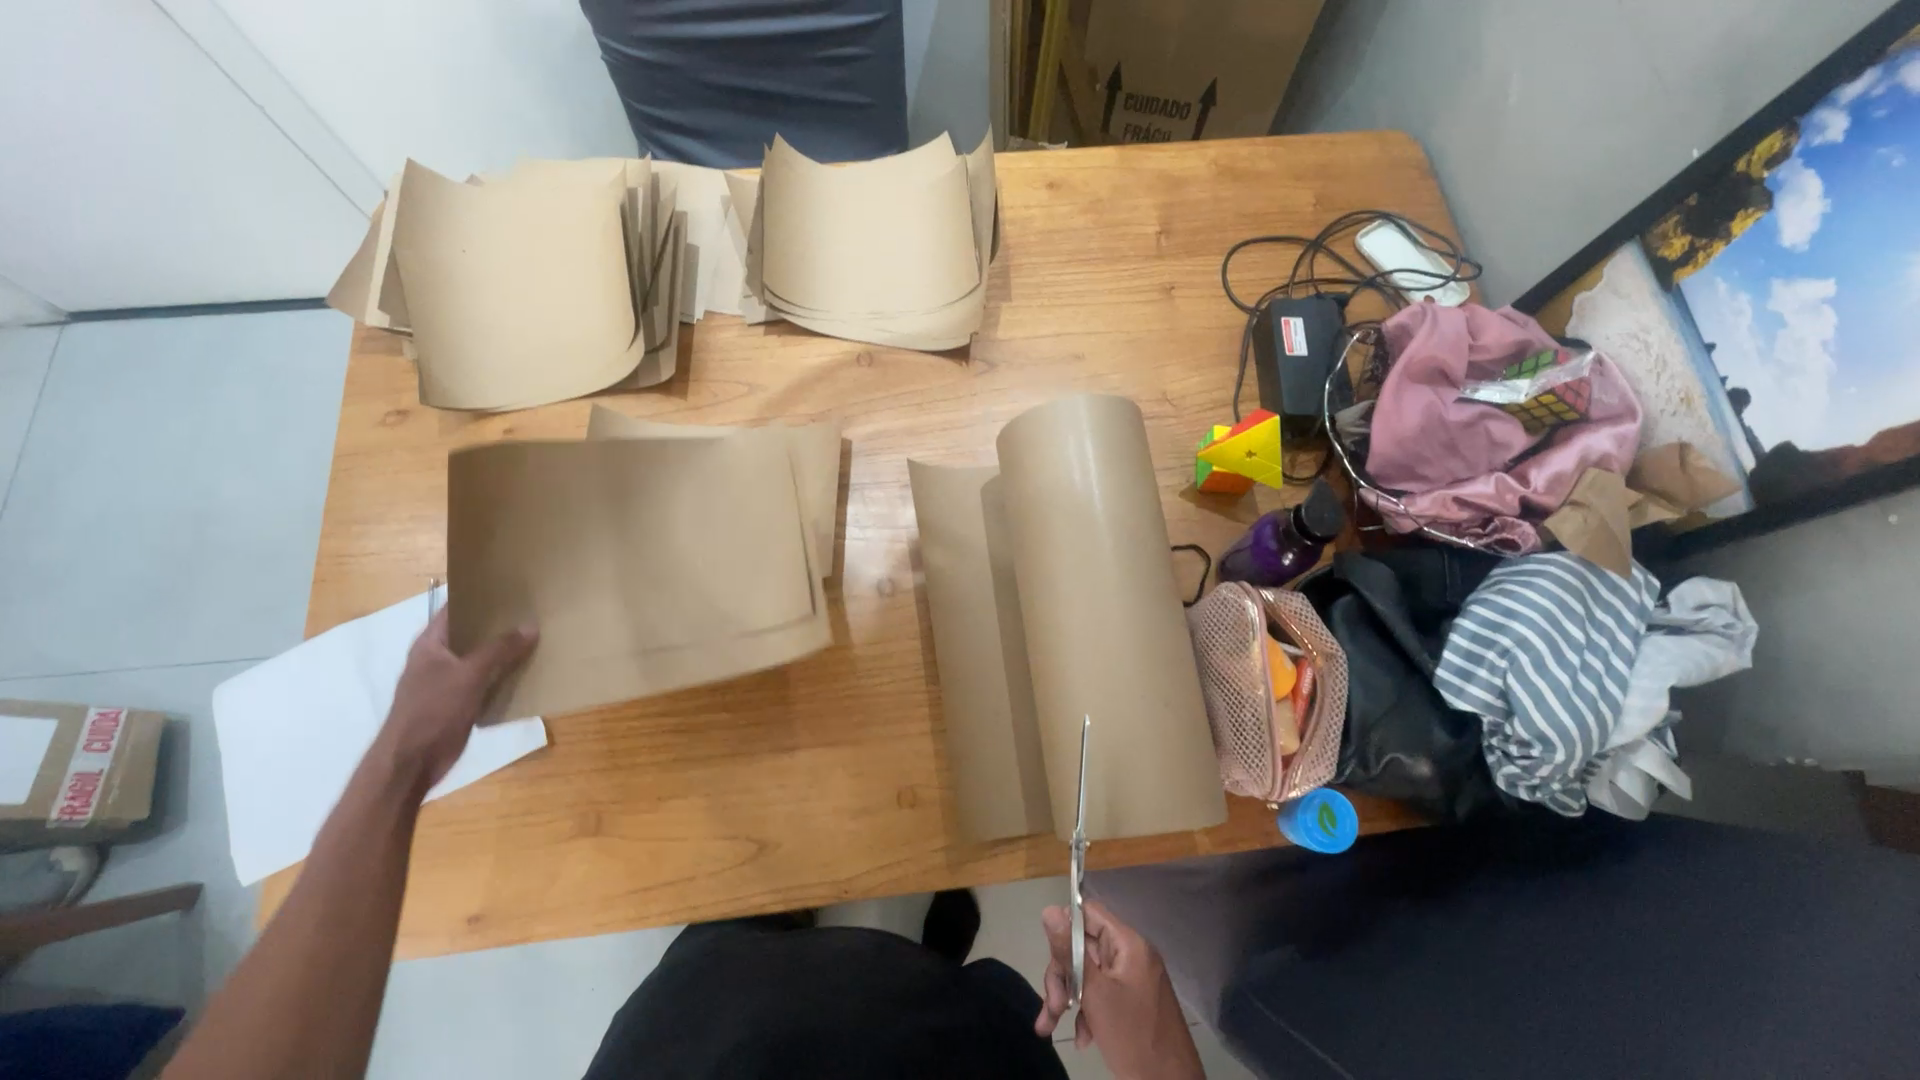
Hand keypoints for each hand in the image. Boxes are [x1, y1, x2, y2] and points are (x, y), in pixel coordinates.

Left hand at [372, 608, 537, 793]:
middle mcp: (439, 658)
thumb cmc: (432, 710)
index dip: (479, 596)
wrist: (411, 761)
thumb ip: (499, 650)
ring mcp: (449, 682)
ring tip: (539, 638)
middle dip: (501, 625)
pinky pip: (488, 682)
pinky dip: (505, 677)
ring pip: (483, 659)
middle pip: (473, 634)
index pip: (455, 609)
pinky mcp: (461, 703)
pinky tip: (530, 672)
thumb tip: (530, 625)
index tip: (511, 587)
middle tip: (535, 611)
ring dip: (507, 653)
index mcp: (430, 644)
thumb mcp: (468, 675)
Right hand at [1035, 899, 1202, 1079]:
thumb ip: (1069, 951)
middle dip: (1062, 976)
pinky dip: (1085, 1012)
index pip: (1090, 914)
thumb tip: (1049, 909)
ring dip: (1067, 998)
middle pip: (1083, 947)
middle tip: (1051, 1004)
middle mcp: (1130, 955)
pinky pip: (1099, 993)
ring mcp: (1131, 979)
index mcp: (1128, 944)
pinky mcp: (1130, 1002)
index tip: (1051, 955)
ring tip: (1051, 1026)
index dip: (1065, 928)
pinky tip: (1082, 1038)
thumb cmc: (1132, 1035)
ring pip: (1087, 974)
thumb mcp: (1094, 993)